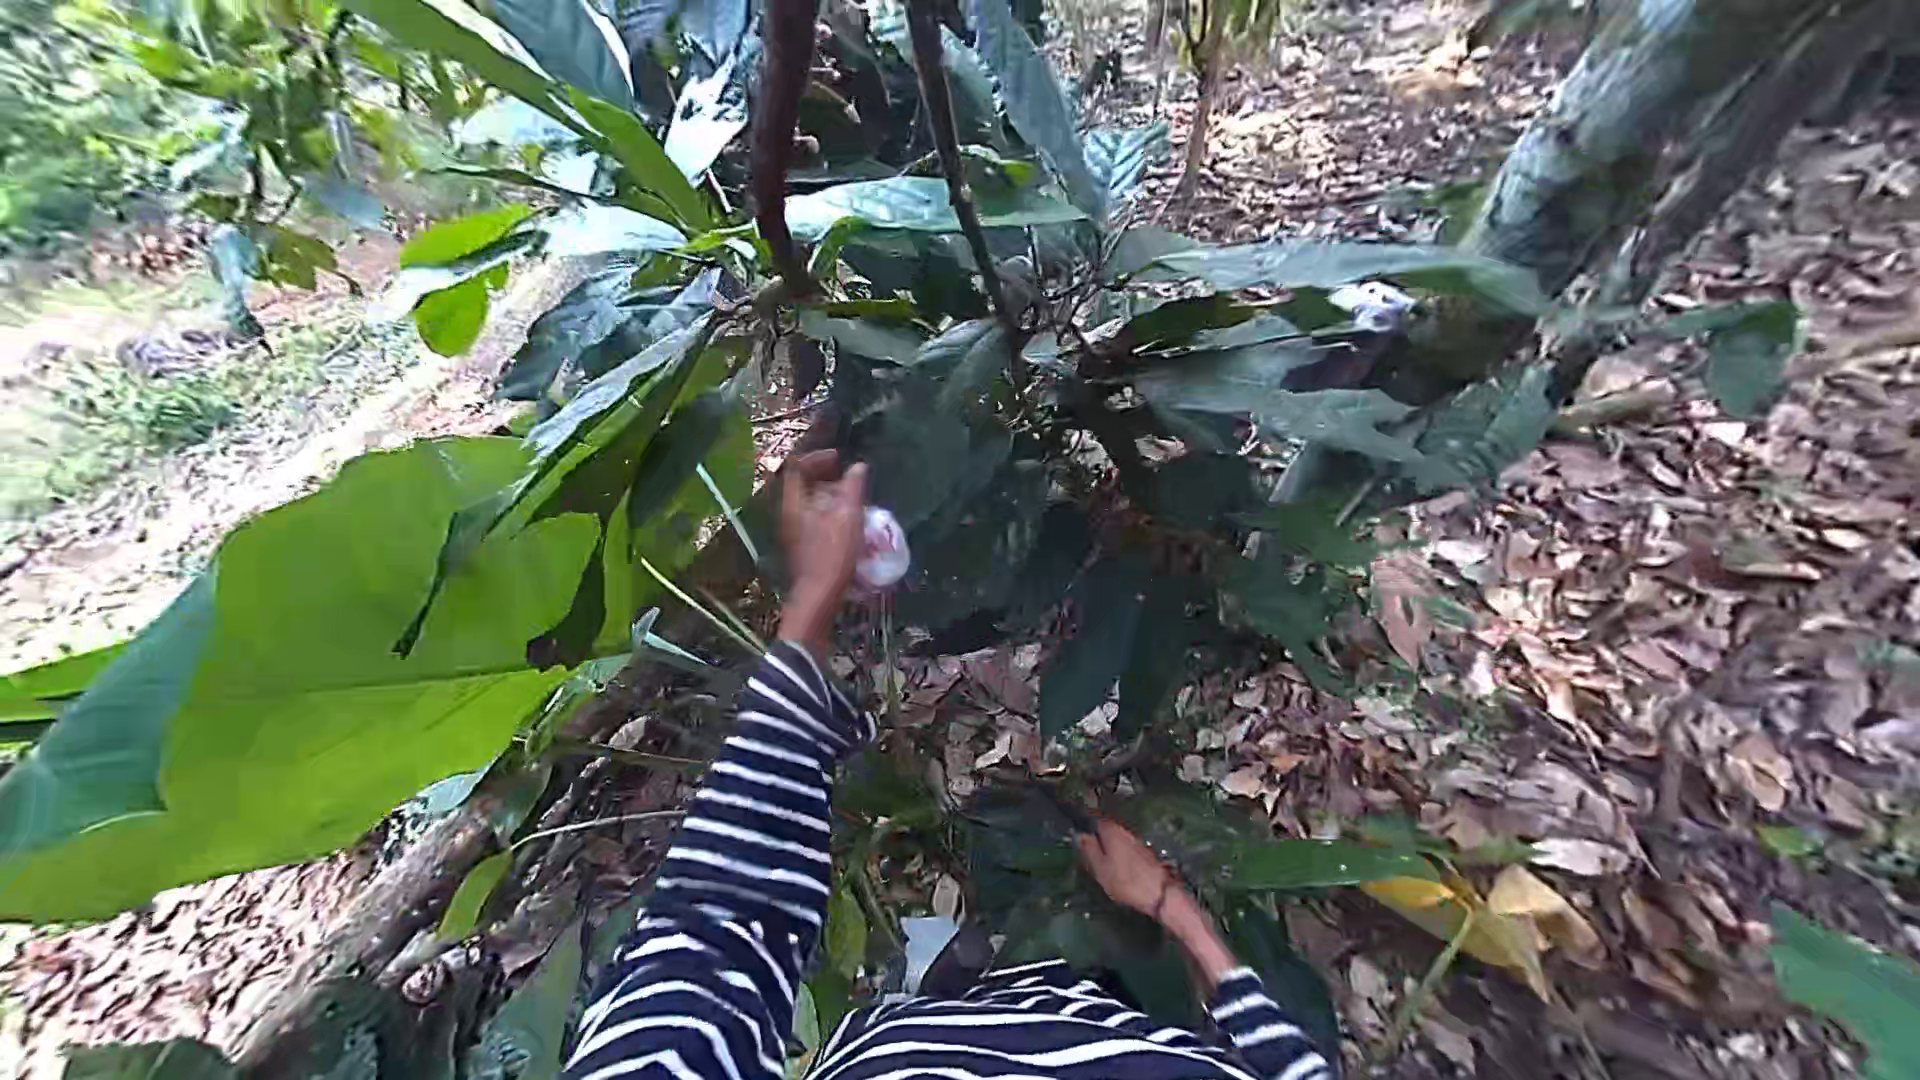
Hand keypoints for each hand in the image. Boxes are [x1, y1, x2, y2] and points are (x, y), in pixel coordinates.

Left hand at [777, 450, 867, 656]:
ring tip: (853, 498)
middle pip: (802, 484)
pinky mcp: (802, 545)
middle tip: (848, 477)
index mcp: (794, 503)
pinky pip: (813, 518)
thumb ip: (853, 489)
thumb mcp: (848, 518)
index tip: (839, 458)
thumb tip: (858, 467)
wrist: (818, 598)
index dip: (817, 457)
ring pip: (809, 502)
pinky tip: (848, 522)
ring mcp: (793, 531)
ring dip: (830, 495)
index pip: (797, 467)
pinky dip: (829, 511)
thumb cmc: (832, 556)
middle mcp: (789, 514)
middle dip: (826, 476)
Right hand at [1074, 817, 1180, 918]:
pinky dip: (1119, 854)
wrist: (1160, 894)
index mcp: (1110, 830)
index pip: (1093, 818)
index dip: (1085, 825)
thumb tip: (1080, 834)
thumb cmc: (1125, 881)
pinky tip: (1118, 868)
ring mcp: (1136, 840)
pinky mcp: (1144, 852)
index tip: (1078, 834)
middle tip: (1089, 854)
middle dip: (1097, 837)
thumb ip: (1089, 848)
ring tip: (1103, 864)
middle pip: (1105, 828)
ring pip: (1116, 839)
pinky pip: (1125, 848)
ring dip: (1109, 847)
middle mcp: (1123, 829)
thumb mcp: (1100, 868)